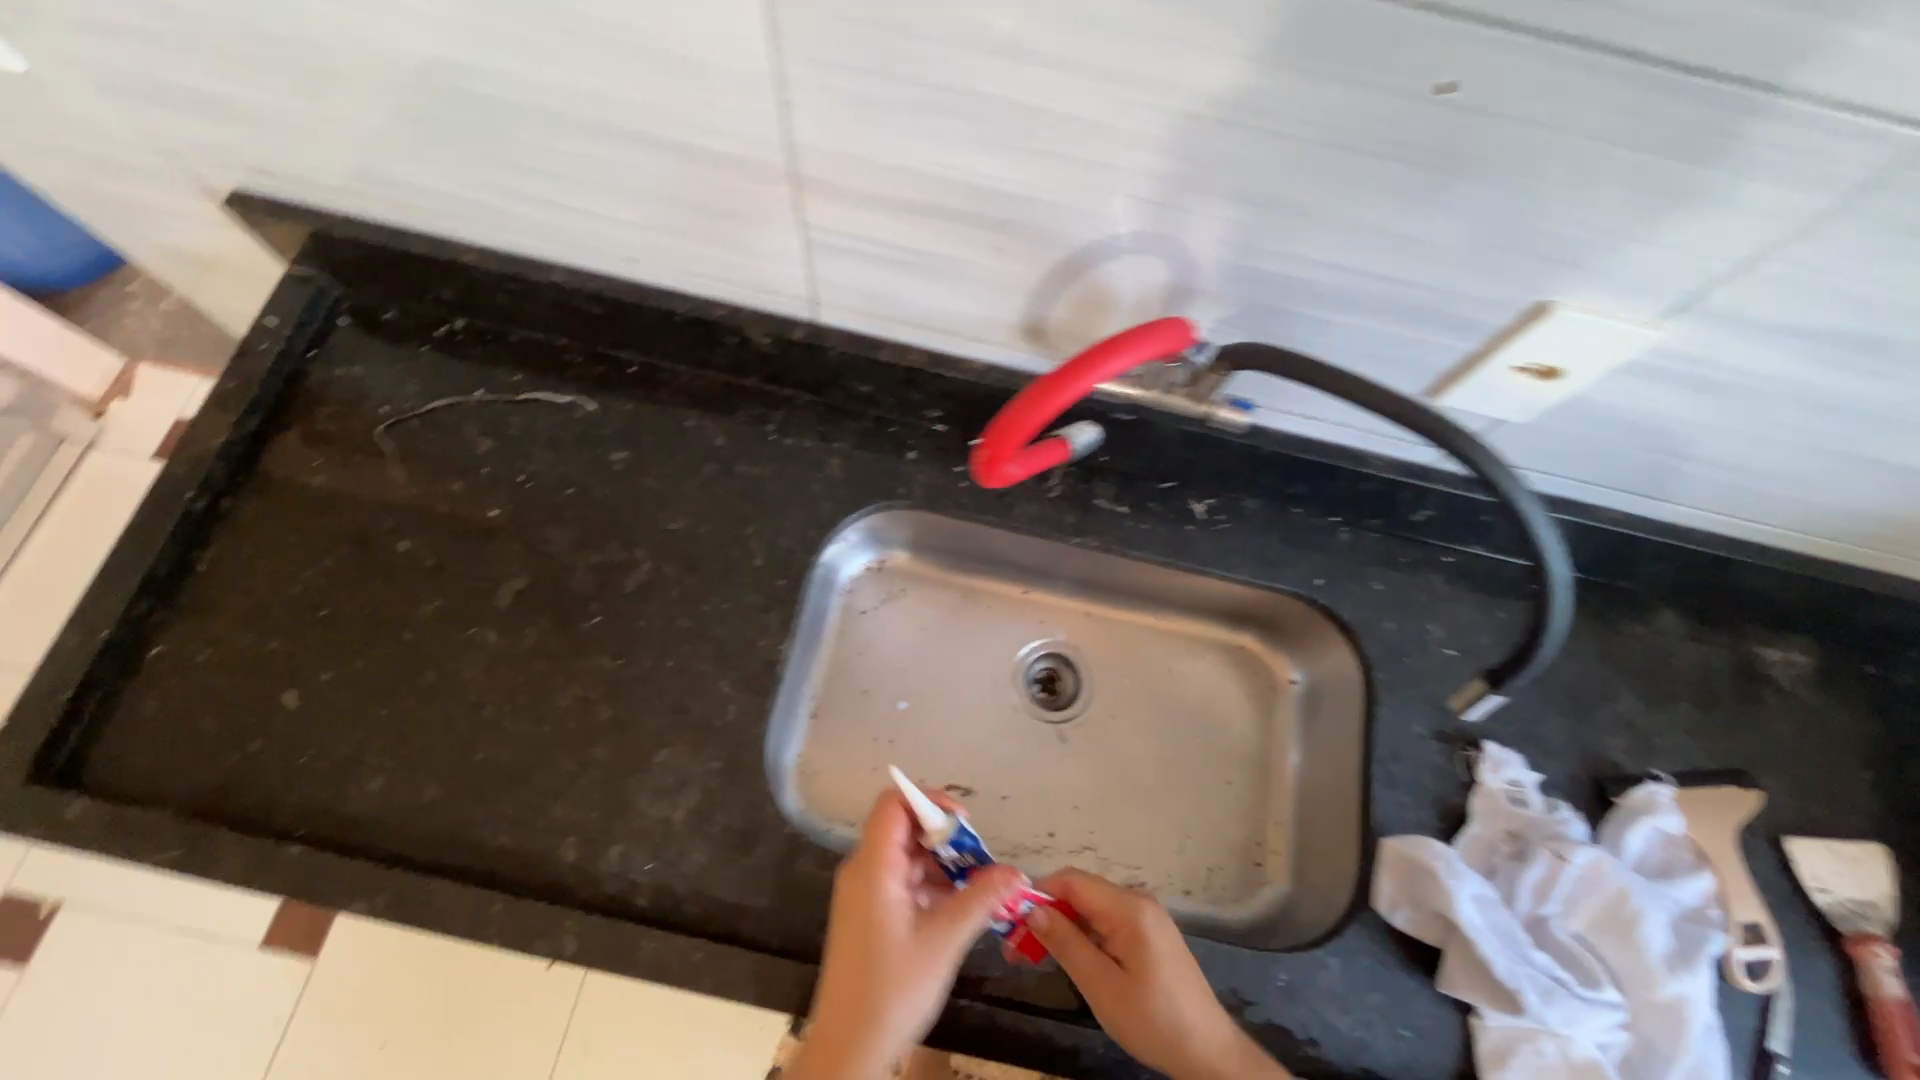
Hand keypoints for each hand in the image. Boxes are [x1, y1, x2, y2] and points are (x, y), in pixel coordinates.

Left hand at [787, 790, 1025, 1079]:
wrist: (848, 1047)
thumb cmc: (892, 989)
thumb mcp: (944, 940)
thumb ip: (981, 899)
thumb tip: (1016, 872)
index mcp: (873, 866)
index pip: (895, 804)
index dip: (931, 802)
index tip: (966, 824)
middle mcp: (863, 871)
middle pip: (904, 830)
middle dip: (947, 840)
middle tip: (982, 865)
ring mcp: (864, 894)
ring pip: (907, 859)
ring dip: (943, 868)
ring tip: (979, 892)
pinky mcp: (869, 916)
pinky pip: (903, 884)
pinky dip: (931, 889)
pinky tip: (959, 912)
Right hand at [1025, 869, 1290, 1079]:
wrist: (1208, 1052)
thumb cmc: (1153, 1019)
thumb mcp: (1101, 985)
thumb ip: (1066, 942)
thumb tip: (1032, 909)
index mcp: (1128, 908)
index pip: (1071, 880)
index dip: (1037, 894)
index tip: (1011, 923)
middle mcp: (1138, 902)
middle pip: (1080, 893)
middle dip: (1046, 914)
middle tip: (1017, 951)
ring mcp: (1146, 918)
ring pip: (1091, 909)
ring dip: (1062, 927)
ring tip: (1036, 958)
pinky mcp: (1149, 936)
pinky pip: (1107, 923)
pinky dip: (1083, 936)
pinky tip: (1071, 960)